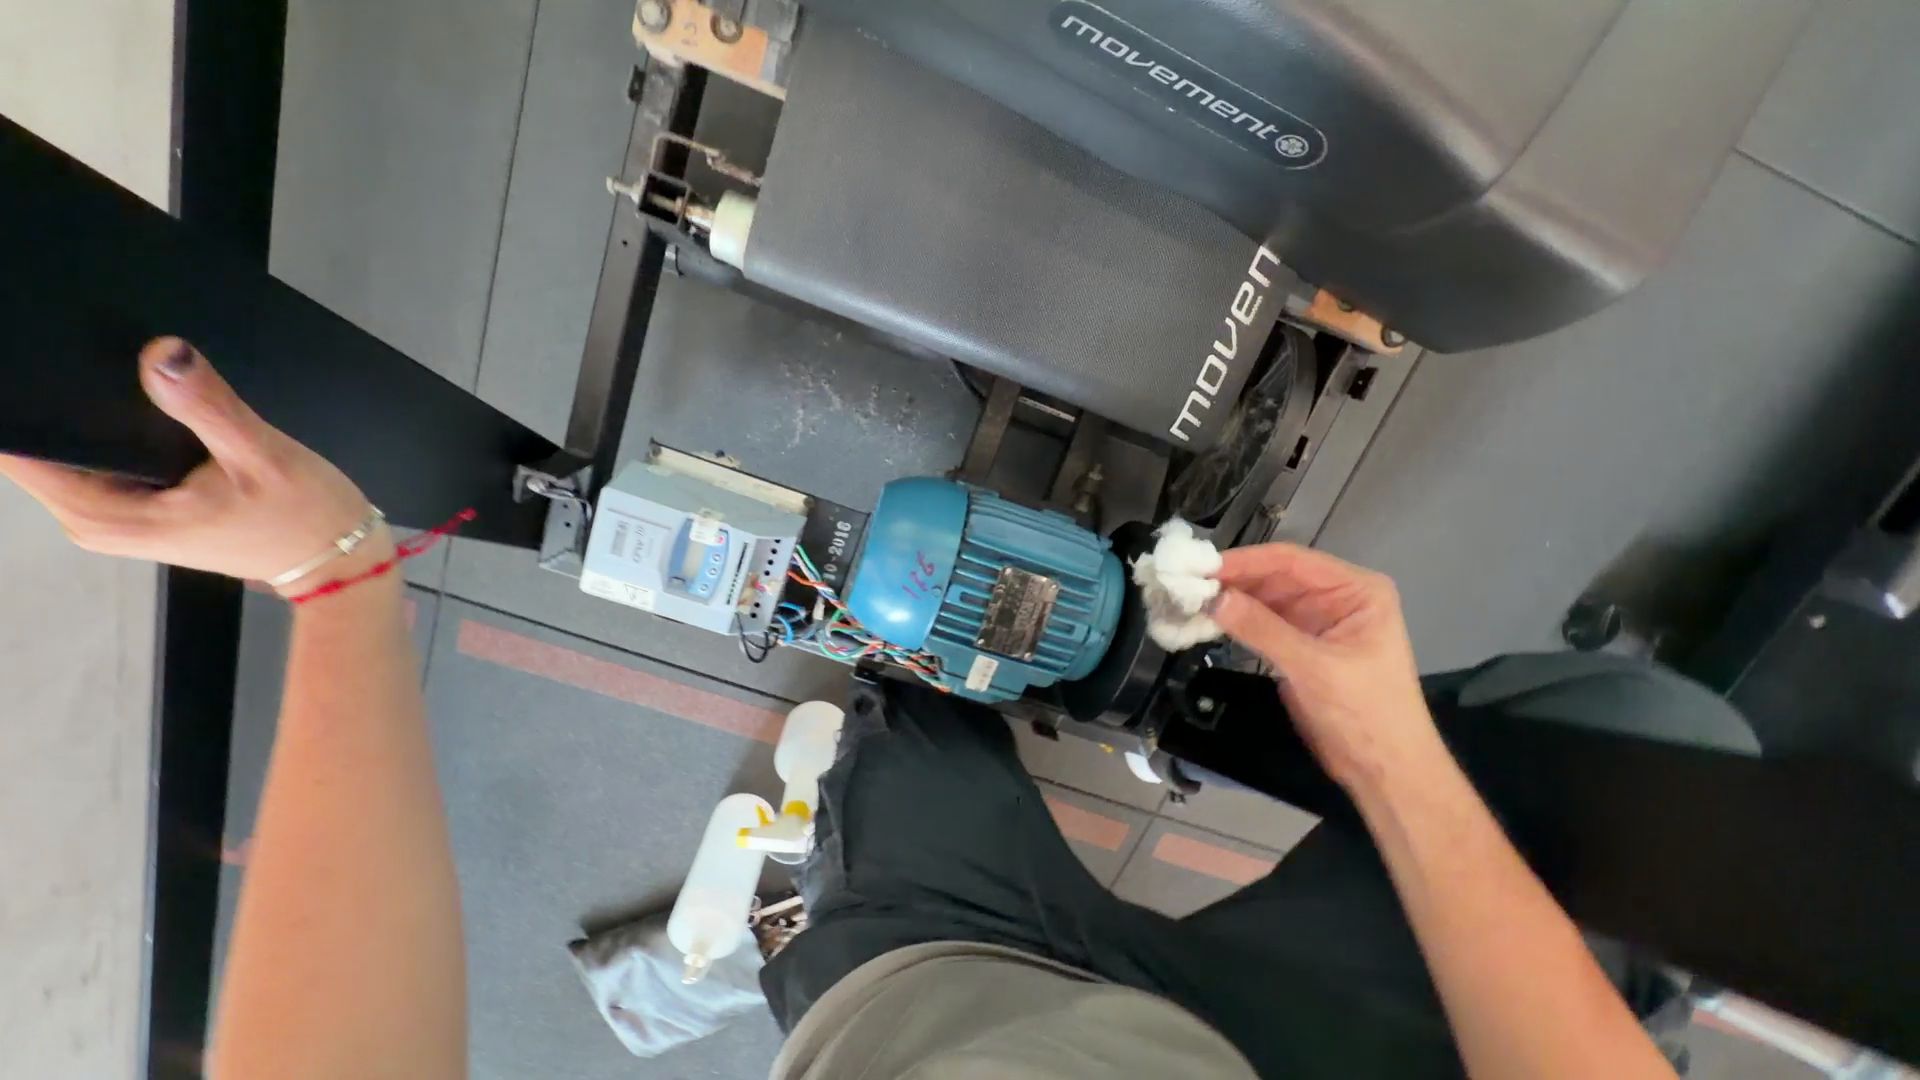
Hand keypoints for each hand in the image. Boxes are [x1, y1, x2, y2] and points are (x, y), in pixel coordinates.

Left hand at [0, 338, 388, 593]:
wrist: (342, 560)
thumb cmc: (307, 518)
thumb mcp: (264, 457)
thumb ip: (208, 406)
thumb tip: (163, 351)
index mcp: (105, 515)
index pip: (26, 450)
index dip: (47, 403)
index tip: (72, 371)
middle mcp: (93, 522)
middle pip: (52, 447)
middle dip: (87, 410)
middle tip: (139, 379)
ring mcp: (117, 520)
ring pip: (84, 453)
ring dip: (116, 424)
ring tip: (165, 401)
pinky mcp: (143, 515)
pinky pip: (112, 465)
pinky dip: (136, 441)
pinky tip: (170, 425)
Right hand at [1207, 543, 1442, 792]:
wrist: (1384, 770)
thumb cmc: (1365, 713)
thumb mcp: (1313, 667)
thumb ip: (1262, 629)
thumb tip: (1213, 598)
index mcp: (1356, 590)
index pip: (1292, 561)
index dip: (1245, 561)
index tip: (1200, 567)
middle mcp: (1336, 597)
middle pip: (1275, 577)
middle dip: (1233, 580)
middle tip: (1185, 584)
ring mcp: (1317, 621)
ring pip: (1264, 600)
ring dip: (1230, 600)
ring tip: (1188, 599)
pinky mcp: (1300, 646)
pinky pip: (1262, 624)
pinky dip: (1236, 622)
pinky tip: (1207, 620)